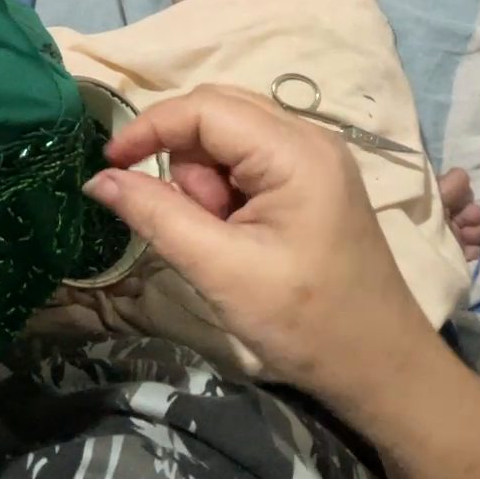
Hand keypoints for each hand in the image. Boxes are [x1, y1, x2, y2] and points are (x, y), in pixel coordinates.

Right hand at [84, 85, 432, 400]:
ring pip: (225, 137)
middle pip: (215, 113)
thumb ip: (156, 215)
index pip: (205, 108)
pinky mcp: (308, 177)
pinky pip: (244, 159)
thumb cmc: (306, 323)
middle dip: (185, 161)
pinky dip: (223, 190)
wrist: (382, 370)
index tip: (110, 164)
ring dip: (204, 181)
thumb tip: (98, 178)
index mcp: (296, 152)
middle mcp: (308, 137)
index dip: (150, 127)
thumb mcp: (221, 271)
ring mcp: (311, 155)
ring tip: (224, 239)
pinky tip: (238, 234)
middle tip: (192, 220)